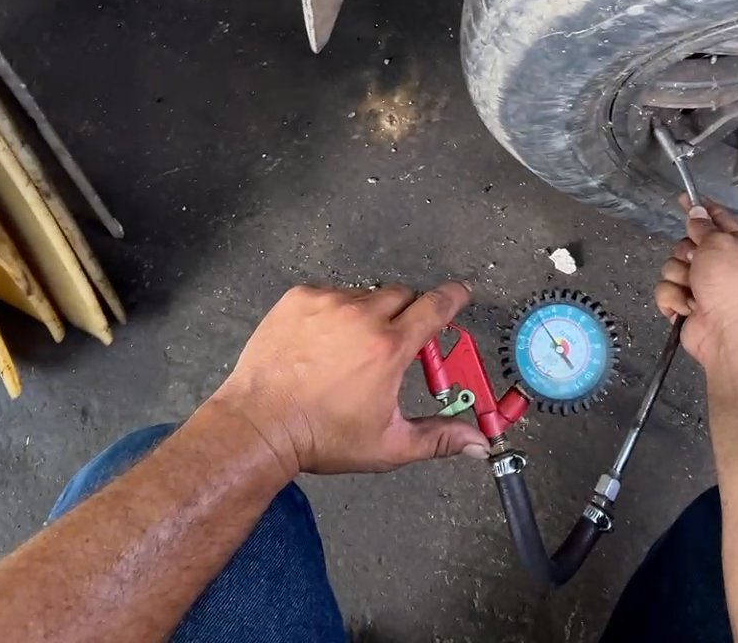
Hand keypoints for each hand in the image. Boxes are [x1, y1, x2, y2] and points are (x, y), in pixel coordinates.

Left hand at [205, 282, 489, 476]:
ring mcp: (328, 302)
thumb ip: (439, 438)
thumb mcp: (388, 444)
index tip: (460, 294)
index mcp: (389, 347)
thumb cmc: (321, 437)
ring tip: (349, 349)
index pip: (435, 307)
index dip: (452, 297)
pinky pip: (331, 293)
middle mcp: (362, 316)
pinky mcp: (300, 298)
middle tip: (394, 343)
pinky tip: (322, 342)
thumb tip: (478, 443)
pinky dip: (334, 310)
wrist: (259, 425)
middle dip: (406, 314)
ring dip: (368, 313)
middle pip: (402, 296)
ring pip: (365, 294)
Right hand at [654, 197, 737, 367]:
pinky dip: (674, 299)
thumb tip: (697, 211)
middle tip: (696, 263)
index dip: (700, 209)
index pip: (718, 219)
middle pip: (688, 244)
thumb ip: (705, 226)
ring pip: (672, 267)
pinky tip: (687, 307)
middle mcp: (722, 265)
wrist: (728, 333)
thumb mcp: (720, 244)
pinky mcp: (686, 304)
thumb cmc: (731, 284)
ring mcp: (703, 286)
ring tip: (694, 291)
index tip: (683, 199)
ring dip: (679, 278)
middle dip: (686, 253)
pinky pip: (666, 290)